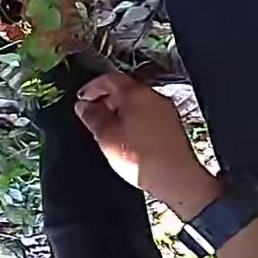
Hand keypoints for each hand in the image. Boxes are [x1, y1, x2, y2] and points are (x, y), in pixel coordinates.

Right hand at [73, 72, 219, 217]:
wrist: (175, 179)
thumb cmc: (141, 157)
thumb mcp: (106, 136)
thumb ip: (92, 116)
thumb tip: (83, 106)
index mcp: (136, 95)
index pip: (109, 79)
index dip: (91, 88)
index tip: (81, 99)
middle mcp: (153, 97)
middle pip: (124, 88)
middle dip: (104, 98)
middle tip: (90, 114)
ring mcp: (165, 110)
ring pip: (135, 101)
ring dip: (117, 109)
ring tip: (105, 128)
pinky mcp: (170, 124)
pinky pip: (146, 113)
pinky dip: (131, 118)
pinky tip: (124, 136)